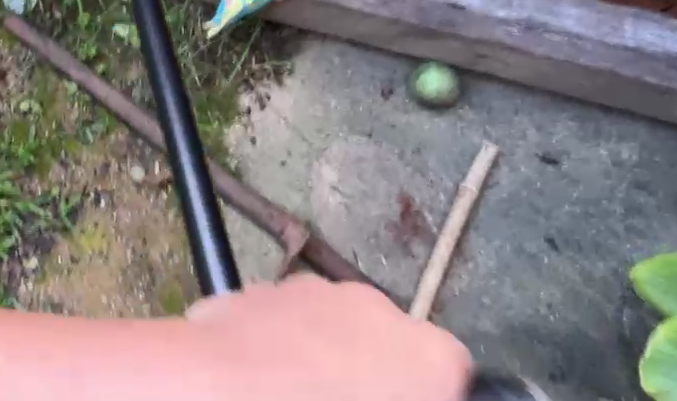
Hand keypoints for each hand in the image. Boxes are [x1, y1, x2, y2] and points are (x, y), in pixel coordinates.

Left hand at [184, 274, 472, 400]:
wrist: (224, 388)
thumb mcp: (403, 399)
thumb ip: (405, 388)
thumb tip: (387, 385)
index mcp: (430, 354)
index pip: (452, 369)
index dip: (428, 391)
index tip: (406, 400)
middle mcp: (375, 306)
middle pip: (388, 342)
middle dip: (375, 372)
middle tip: (350, 397)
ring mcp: (314, 289)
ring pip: (332, 327)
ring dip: (325, 354)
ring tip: (300, 391)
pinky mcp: (262, 286)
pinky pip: (285, 318)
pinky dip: (281, 340)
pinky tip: (264, 376)